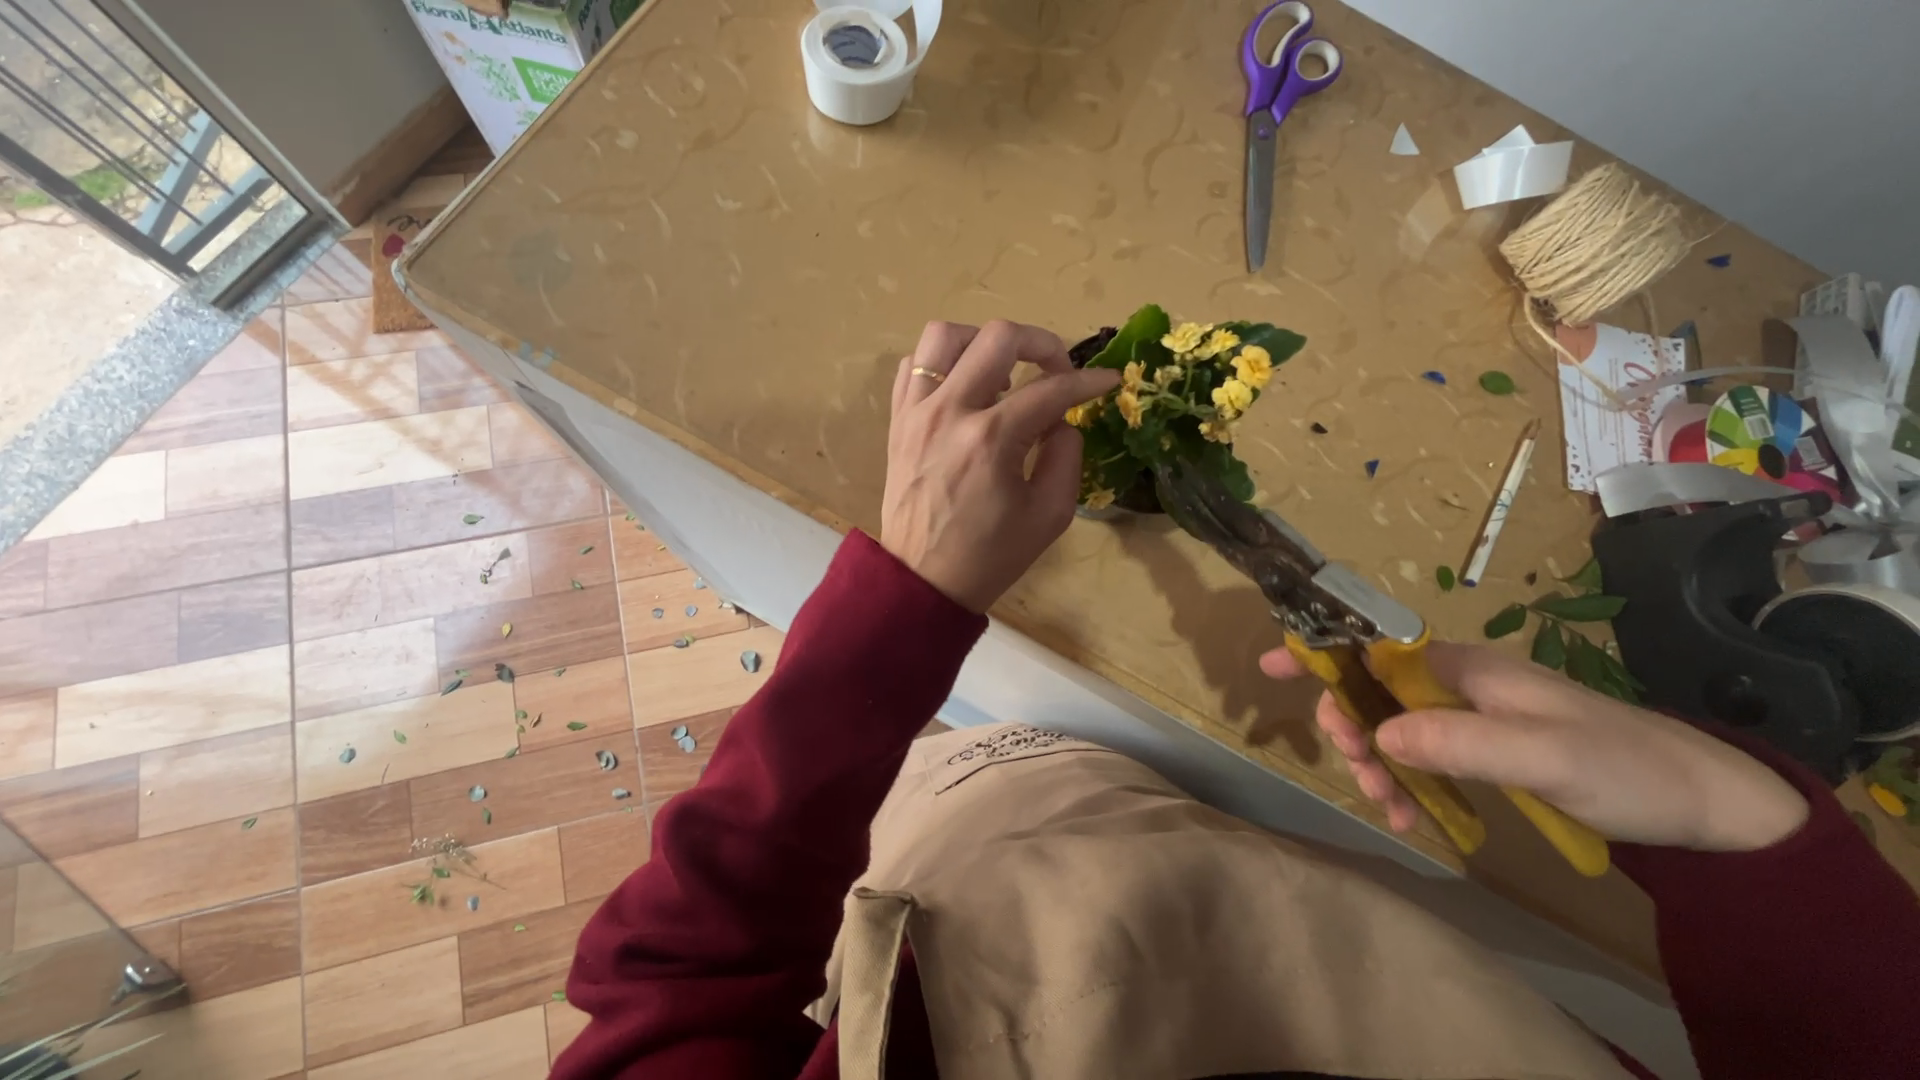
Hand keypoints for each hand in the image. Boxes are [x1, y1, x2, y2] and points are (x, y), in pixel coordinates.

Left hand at [881, 320, 1118, 612]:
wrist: (923, 580)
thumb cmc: (991, 554)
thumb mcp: (1050, 514)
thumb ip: (1066, 455)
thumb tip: (1061, 418)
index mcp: (991, 438)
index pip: (1049, 389)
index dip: (1087, 381)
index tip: (1106, 381)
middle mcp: (949, 411)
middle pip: (998, 336)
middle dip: (1041, 343)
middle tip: (1056, 370)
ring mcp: (916, 412)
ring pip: (944, 336)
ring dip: (983, 343)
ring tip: (1003, 374)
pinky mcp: (897, 421)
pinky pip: (913, 366)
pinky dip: (942, 364)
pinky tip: (963, 389)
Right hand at [1259, 641, 1809, 851]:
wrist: (1704, 802)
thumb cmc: (1624, 766)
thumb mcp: (1544, 756)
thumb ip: (1460, 741)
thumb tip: (1379, 734)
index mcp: (1462, 667)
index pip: (1373, 646)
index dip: (1321, 652)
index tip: (1272, 667)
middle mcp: (1455, 683)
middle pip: (1372, 694)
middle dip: (1353, 732)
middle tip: (1366, 777)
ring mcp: (1466, 716)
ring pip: (1390, 730)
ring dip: (1378, 766)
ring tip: (1393, 809)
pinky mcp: (1479, 747)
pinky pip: (1418, 757)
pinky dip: (1405, 783)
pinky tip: (1412, 815)